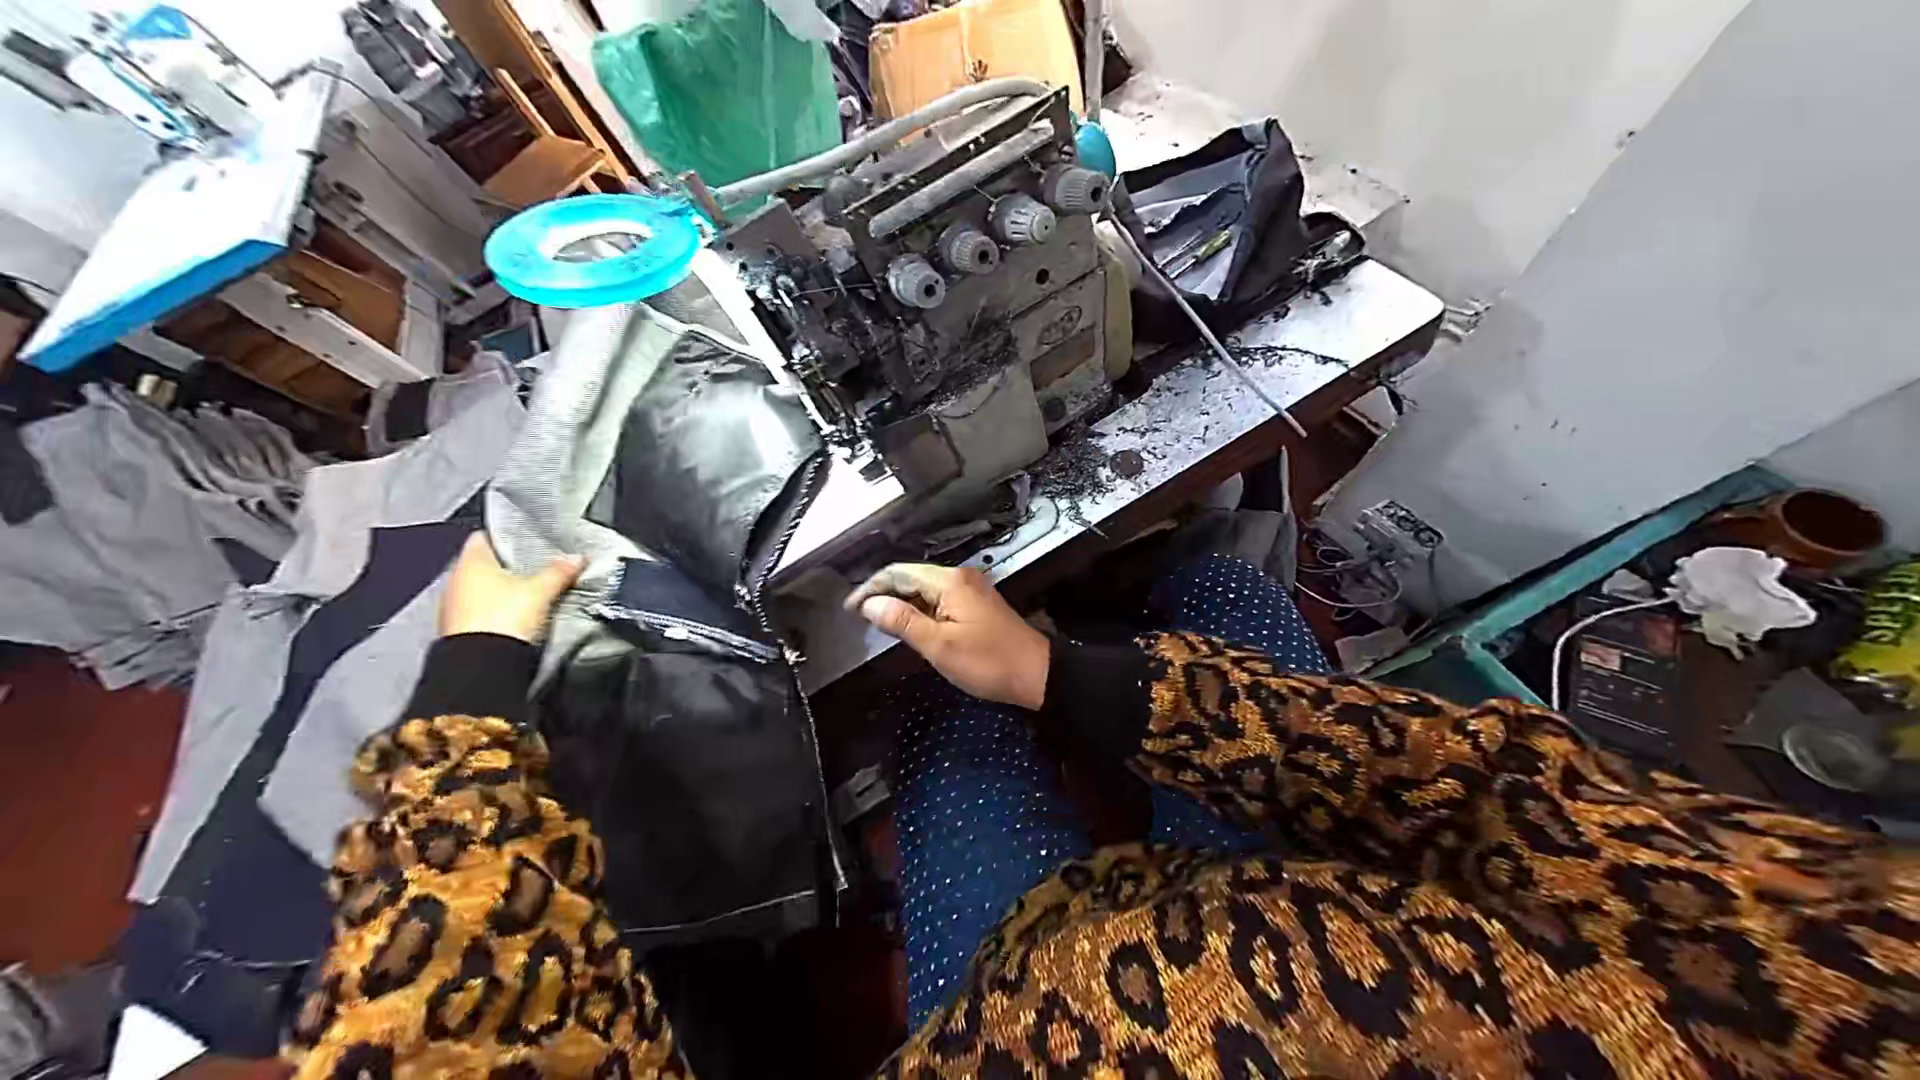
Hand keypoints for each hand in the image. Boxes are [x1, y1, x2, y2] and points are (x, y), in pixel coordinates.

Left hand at [439, 533, 583, 643]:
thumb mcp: (541, 590)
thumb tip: (577, 557)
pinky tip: (517, 614)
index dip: (507, 535)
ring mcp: (454, 606)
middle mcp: (456, 580)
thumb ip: (559, 571)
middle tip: (538, 565)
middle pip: (485, 563)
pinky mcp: (458, 629)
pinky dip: (497, 609)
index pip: (485, 536)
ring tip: (531, 591)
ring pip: (482, 588)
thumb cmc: (504, 616)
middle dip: (510, 564)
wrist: (483, 666)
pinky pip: (481, 610)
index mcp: (471, 562)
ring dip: (502, 589)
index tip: (527, 538)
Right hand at [846, 563, 1049, 708]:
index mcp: (949, 581)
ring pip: (923, 588)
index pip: (898, 573)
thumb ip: (902, 621)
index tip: (849, 609)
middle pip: (910, 577)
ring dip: (900, 602)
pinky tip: (908, 624)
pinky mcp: (975, 603)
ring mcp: (970, 588)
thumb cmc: (988, 662)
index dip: (870, 589)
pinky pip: (938, 598)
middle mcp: (959, 577)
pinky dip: (918, 609)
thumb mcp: (939, 646)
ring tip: (877, 622)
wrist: (1037, 673)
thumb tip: (870, 605)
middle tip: (859, 617)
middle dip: (883, 594)